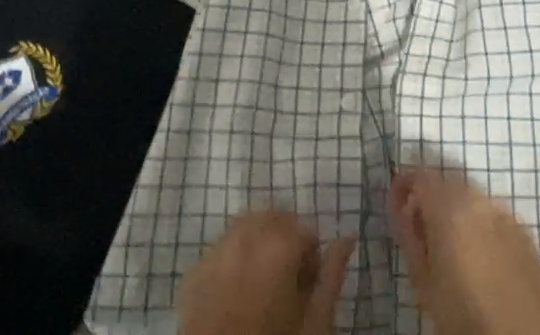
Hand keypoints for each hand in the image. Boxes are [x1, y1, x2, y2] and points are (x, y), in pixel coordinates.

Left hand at [178, 209, 354, 334]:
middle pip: (271, 217)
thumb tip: (347, 238)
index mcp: (277, 248)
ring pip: (242, 227)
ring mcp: (213, 255)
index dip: (312, 256)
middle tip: (288, 278)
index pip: (304, 229)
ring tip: (263, 281)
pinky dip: (232, 258)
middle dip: (284, 239)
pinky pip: (218, 250)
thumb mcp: (317, 320)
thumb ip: (332, 274)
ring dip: (258, 242)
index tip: (309, 284)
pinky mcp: (192, 274)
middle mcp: (242, 240)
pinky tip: (236, 290)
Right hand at [391, 170, 539, 334]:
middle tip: (421, 230)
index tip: (397, 205)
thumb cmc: (461, 311)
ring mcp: (505, 214)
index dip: (404, 184)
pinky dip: (480, 224)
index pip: (421, 174)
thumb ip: (408, 233)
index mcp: (450, 207)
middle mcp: (479, 201)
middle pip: (447, 184)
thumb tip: (403, 207)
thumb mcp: (421, 277)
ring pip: (472, 199)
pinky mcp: (524, 232)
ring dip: (456, 210)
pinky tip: (479, 255)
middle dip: (430, 198)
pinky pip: (493, 216)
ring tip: (450, 245)